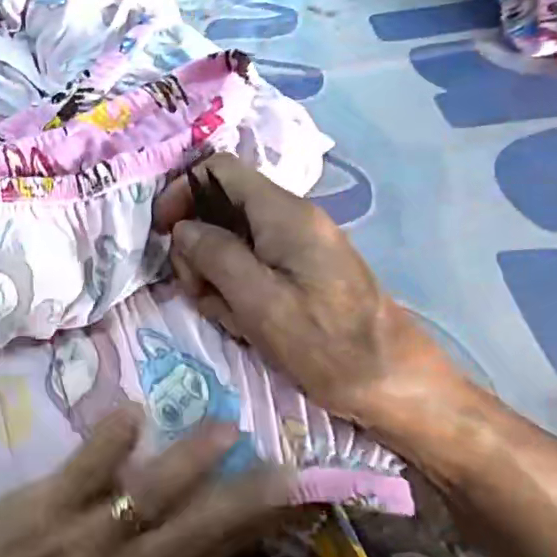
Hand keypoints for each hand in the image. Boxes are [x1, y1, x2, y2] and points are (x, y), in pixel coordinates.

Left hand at [0, 410, 291, 556]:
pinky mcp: (42, 511)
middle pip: (195, 535)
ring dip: (192, 463)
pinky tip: (134, 414)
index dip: (244, 537)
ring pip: (151, 498)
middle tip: (289, 470)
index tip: (279, 509)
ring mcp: (82, 541)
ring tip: (226, 430)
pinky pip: (85, 471)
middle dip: (245, 502)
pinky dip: (110, 442)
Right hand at [153, 151, 465, 436]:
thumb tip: (182, 228)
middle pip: (219, 208)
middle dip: (195, 246)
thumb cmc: (326, 344)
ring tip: (224, 313)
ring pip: (228, 241)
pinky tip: (241, 320)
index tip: (162, 232)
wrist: (394, 386)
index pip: (219, 169)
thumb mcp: (259, 301)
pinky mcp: (298, 272)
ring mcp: (296, 247)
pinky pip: (248, 266)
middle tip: (196, 289)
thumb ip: (215, 255)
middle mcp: (291, 221)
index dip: (181, 191)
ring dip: (211, 274)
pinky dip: (233, 289)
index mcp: (284, 215)